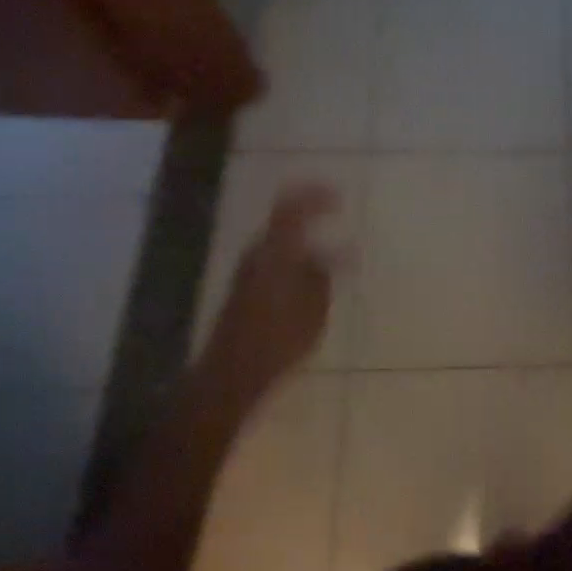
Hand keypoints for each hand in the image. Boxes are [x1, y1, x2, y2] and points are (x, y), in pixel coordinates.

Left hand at [203, 182, 343, 397]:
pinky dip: (294, 258)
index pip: (294, 207)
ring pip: (279, 242)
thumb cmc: (278, 341)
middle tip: (335, 213)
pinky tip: (311, 277)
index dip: (317, 196)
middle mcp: (257, 254)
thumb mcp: (314, 310)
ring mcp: (246, 272)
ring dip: (303, 240)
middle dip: (310, 215)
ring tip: (329, 252)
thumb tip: (329, 256)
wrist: (231, 375)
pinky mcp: (243, 291)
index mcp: (276, 251)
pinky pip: (274, 260)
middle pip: (284, 221)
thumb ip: (322, 276)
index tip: (340, 195)